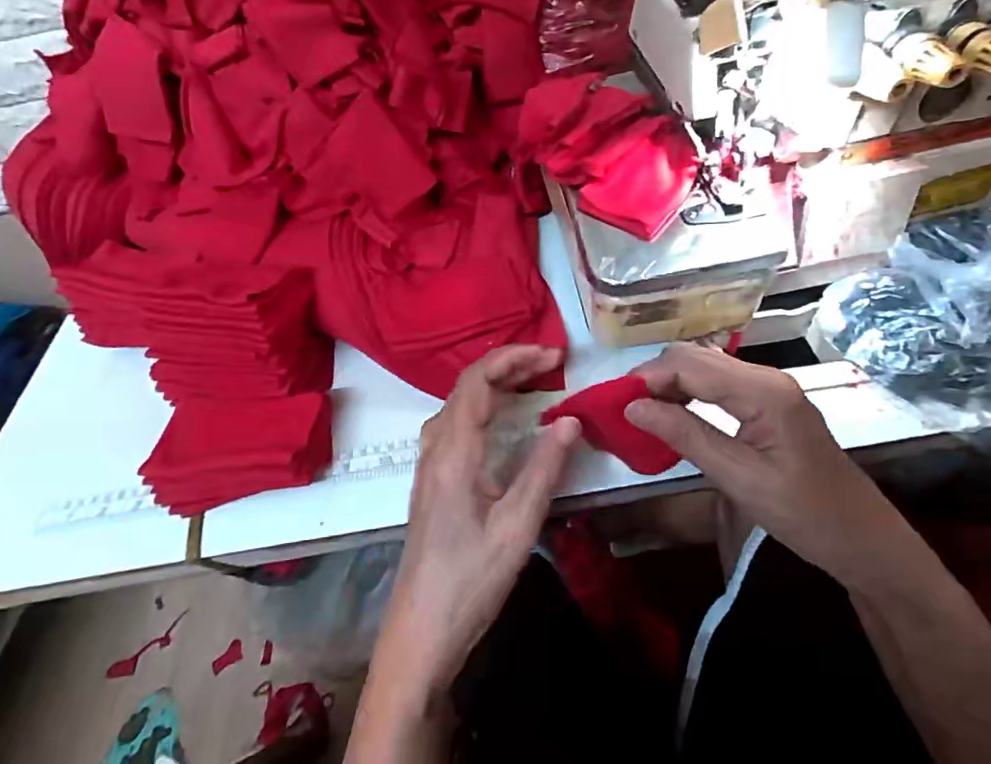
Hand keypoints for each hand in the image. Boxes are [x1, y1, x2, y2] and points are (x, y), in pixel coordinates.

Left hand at [373, 345, 581, 694]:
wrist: (420, 633)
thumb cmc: (469, 581)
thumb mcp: (517, 527)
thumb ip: (543, 469)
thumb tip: (571, 420)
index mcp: (453, 453)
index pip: (478, 381)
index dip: (515, 358)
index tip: (555, 356)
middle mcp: (435, 449)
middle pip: (467, 385)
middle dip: (510, 364)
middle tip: (553, 363)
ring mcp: (429, 464)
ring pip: (460, 402)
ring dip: (496, 382)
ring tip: (535, 381)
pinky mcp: (433, 480)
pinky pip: (457, 422)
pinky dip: (485, 404)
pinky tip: (505, 418)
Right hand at [625, 344, 918, 589]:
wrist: (862, 537)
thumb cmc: (806, 514)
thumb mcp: (740, 479)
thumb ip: (687, 436)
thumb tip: (634, 407)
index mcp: (763, 391)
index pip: (691, 364)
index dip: (648, 377)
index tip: (615, 403)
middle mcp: (767, 377)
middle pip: (697, 357)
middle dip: (656, 377)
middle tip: (623, 411)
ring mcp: (771, 388)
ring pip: (707, 368)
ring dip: (671, 385)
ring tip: (641, 415)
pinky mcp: (770, 402)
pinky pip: (721, 385)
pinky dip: (691, 394)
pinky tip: (675, 416)